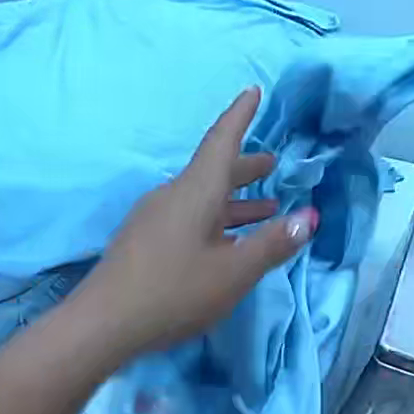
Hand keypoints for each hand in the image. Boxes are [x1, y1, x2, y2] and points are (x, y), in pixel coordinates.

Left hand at [67, 88, 315, 358]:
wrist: (104, 322)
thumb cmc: (175, 291)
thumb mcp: (233, 272)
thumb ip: (272, 244)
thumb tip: (309, 216)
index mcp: (195, 191)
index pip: (222, 141)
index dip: (241, 116)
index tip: (253, 90)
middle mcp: (173, 196)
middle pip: (213, 172)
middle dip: (245, 168)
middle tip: (272, 164)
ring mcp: (153, 219)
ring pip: (201, 199)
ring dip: (233, 200)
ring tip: (264, 207)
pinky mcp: (143, 242)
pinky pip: (187, 218)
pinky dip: (214, 220)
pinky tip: (224, 242)